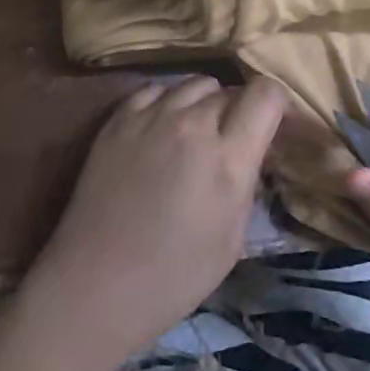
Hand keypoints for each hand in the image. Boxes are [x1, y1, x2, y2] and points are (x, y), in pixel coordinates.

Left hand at [16, 76, 286, 368]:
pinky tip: (162, 128)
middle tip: (231, 140)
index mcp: (228, 158)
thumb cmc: (174, 277)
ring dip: (204, 103)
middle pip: (229, 90)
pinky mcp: (117, 121)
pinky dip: (168, 102)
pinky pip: (155, 90)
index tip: (271, 125)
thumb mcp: (233, 239)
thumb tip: (248, 152)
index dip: (275, 104)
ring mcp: (150, 118)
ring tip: (196, 133)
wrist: (94, 285)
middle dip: (239, 110)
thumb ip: (245, 182)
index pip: (266, 95)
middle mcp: (192, 125)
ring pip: (193, 84)